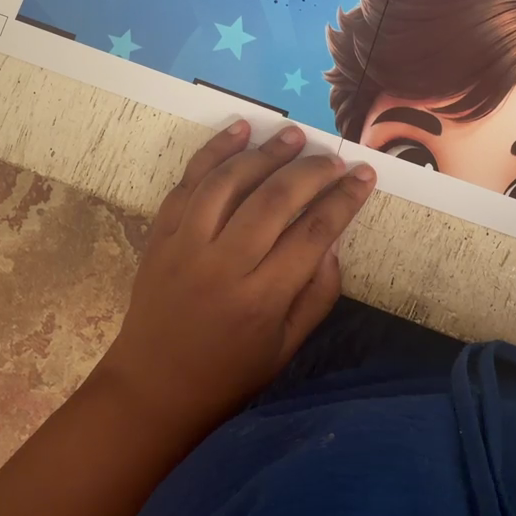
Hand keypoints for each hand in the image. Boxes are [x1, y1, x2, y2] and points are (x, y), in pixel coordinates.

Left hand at [92, 121, 375, 433]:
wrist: (151, 386)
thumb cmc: (228, 374)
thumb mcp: (286, 349)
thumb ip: (317, 295)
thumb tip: (334, 242)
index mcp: (261, 299)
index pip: (312, 234)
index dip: (344, 200)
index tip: (364, 175)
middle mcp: (223, 265)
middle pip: (274, 200)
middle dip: (311, 171)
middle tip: (333, 158)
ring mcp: (186, 244)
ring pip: (230, 182)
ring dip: (265, 152)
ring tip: (293, 135)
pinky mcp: (162, 232)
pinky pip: (189, 181)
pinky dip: (214, 151)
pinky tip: (240, 129)